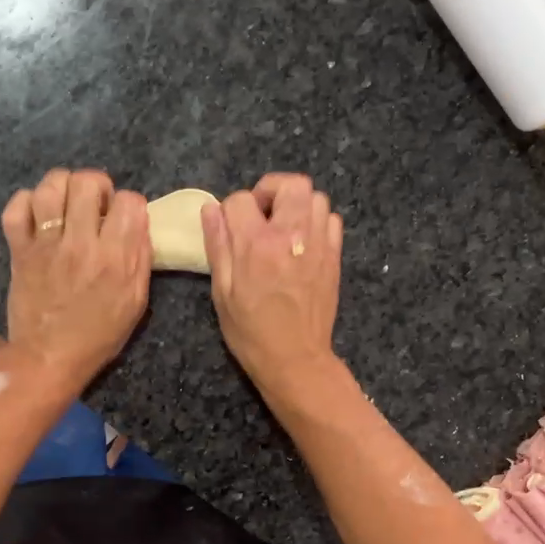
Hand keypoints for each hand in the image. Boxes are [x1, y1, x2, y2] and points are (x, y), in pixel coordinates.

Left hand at [0, 169, 150, 396]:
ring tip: (67, 204)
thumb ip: (140, 260)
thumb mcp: (135, 302)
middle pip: (87, 182)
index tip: (124, 219)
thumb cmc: (99, 336)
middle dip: (97, 186)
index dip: (130, 205)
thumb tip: (138, 225)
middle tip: (95, 206)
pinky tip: (38, 215)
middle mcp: (80, 244)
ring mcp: (46, 244)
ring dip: (62, 187)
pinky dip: (26, 202)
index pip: (129, 201)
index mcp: (115, 258)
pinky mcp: (19, 250)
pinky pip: (16, 208)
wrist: (49, 358)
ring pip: (50, 186)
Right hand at [201, 173, 344, 395]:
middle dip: (271, 191)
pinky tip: (302, 242)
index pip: (241, 199)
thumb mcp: (222, 292)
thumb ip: (218, 245)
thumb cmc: (251, 332)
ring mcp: (318, 244)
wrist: (295, 359)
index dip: (231, 210)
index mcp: (256, 245)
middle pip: (290, 184)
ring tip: (283, 228)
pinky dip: (316, 222)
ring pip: (315, 197)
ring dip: (296, 205)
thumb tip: (211, 209)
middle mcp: (291, 235)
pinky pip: (331, 220)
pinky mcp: (334, 256)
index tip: (231, 229)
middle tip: (261, 214)